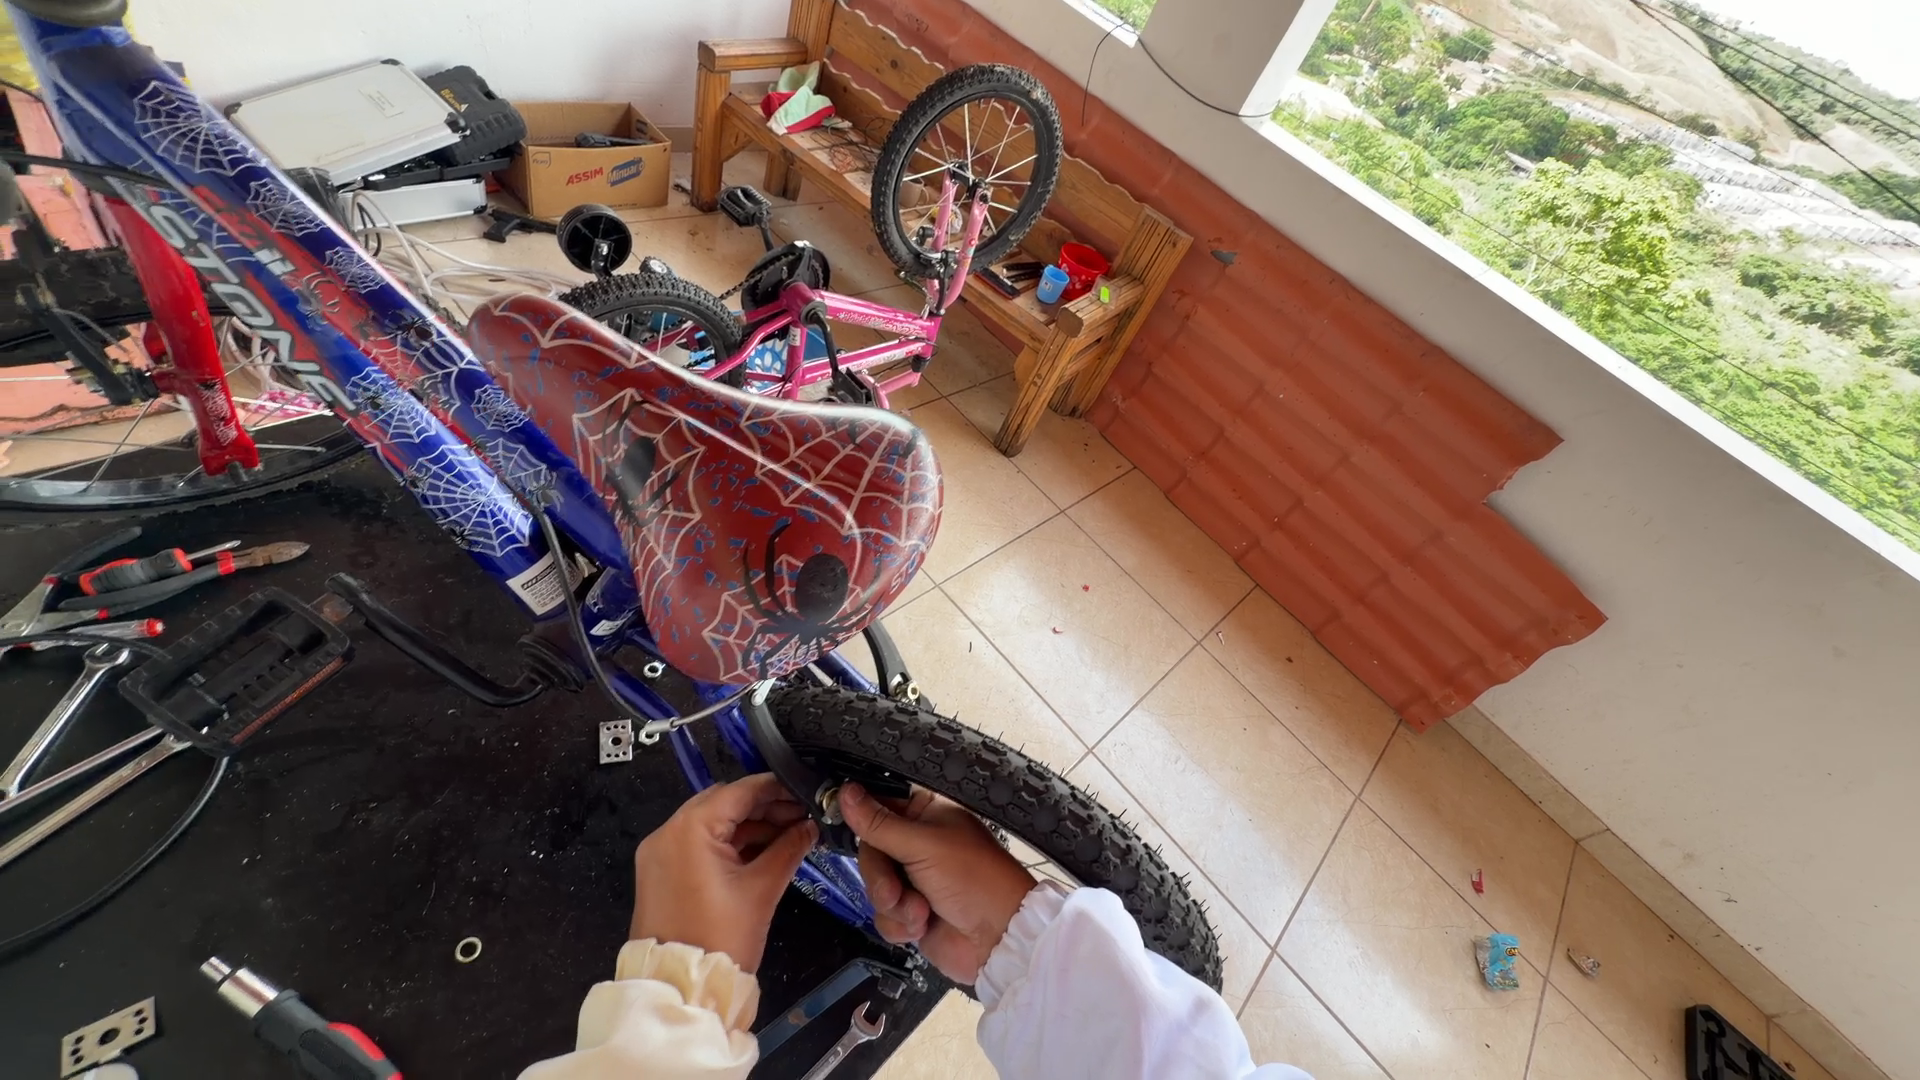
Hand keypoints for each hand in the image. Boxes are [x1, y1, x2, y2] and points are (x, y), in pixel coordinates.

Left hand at [630, 773, 818, 971]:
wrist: (678, 993)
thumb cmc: (721, 937)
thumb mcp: (762, 888)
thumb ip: (790, 847)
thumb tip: (811, 826)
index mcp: (689, 829)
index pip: (740, 791)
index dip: (776, 788)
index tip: (805, 792)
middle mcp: (667, 833)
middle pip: (724, 802)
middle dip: (764, 807)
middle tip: (800, 816)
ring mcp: (660, 853)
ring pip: (712, 822)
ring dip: (749, 825)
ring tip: (788, 834)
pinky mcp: (660, 873)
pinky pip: (699, 843)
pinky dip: (729, 843)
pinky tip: (762, 850)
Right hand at [840, 783, 1035, 983]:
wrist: (998, 939)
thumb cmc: (972, 878)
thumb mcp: (923, 845)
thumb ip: (879, 823)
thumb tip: (846, 791)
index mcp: (926, 814)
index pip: (880, 806)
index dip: (862, 817)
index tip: (844, 824)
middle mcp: (917, 843)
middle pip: (871, 851)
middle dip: (881, 877)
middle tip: (894, 891)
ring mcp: (914, 879)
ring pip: (874, 886)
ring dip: (894, 904)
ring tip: (920, 912)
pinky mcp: (911, 911)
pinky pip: (883, 915)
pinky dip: (900, 924)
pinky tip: (923, 926)